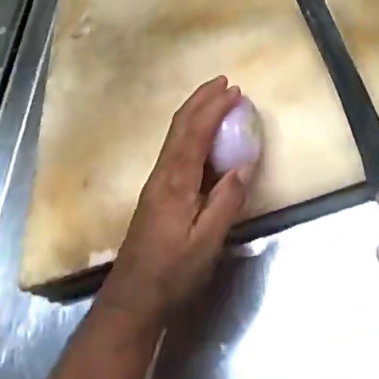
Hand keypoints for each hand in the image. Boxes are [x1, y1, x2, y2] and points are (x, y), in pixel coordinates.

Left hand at [97, 77, 255, 325]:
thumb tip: (245, 164)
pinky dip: (191, 129)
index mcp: (176, 180)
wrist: (133, 297)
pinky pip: (176, 146)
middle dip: (202, 99)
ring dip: (195, 110)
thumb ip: (227, 201)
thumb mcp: (207, 241)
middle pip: (181, 124)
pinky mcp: (158, 191)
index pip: (196, 131)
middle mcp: (163, 172)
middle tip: (224, 82)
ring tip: (216, 98)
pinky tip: (203, 135)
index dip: (214, 107)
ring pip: (176, 133)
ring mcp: (157, 180)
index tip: (234, 90)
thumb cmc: (172, 271)